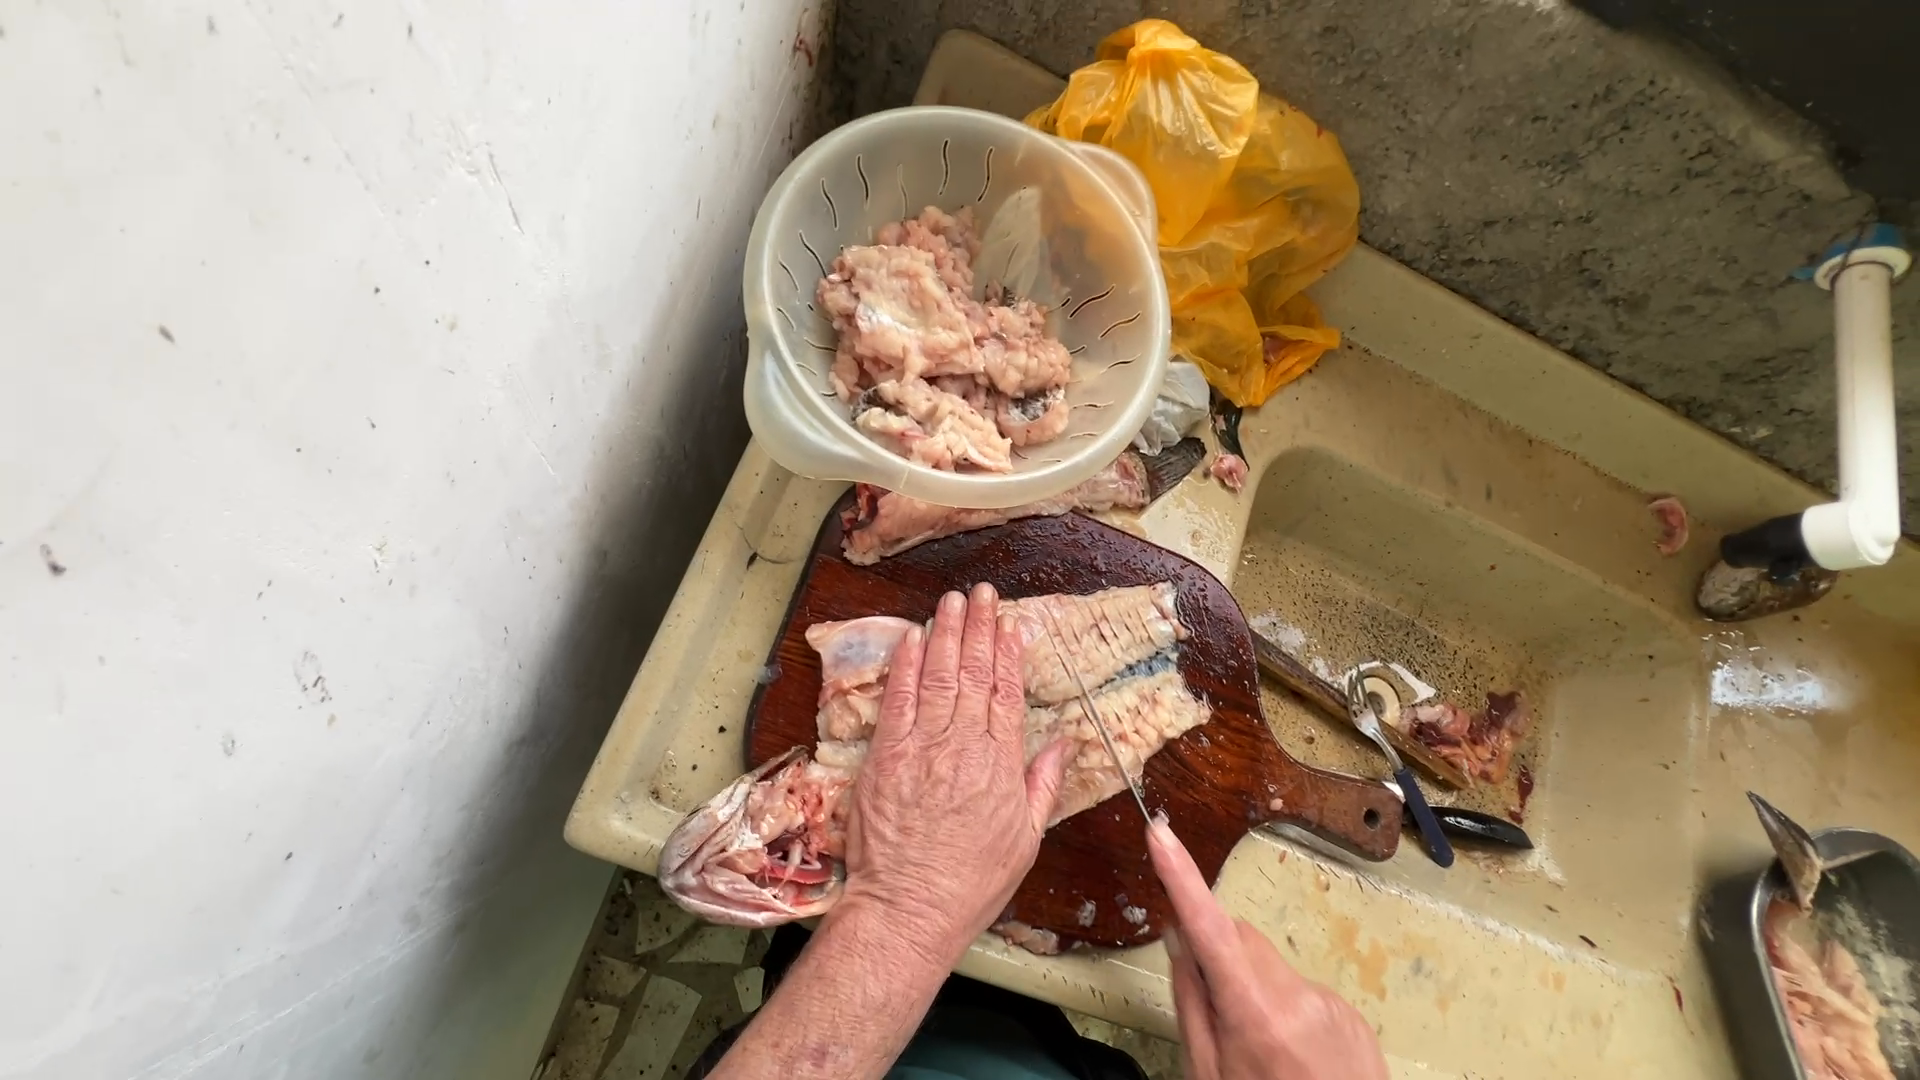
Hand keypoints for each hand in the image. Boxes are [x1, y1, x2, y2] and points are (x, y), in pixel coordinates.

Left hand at [839, 583, 1072, 967]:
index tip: (1011, 623)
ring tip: (952, 600)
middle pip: (973, 674)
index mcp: (1000, 763)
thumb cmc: (971, 881)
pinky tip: (911, 637)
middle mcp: (963, 745)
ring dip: (945, 634)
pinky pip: (897, 700)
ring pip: (937, 676)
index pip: (1006, 693)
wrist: (909, 909)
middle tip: (982, 593)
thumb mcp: (1025, 840)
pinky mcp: (886, 755)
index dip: (1009, 653)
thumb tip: (1062, 744)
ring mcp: (922, 746)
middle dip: (979, 628)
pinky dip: (904, 666)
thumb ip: (1041, 785)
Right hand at [1147, 819, 1389, 1079]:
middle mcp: (1297, 996)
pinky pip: (1300, 988)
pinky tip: (1293, 1052)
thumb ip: (1191, 1001)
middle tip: (1213, 1005)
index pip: (1208, 927)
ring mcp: (1331, 1003)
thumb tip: (1180, 936)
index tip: (1160, 831)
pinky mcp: (1352, 1015)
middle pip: (1239, 938)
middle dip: (1218, 952)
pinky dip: (1286, 1005)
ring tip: (1260, 1042)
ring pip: (1268, 962)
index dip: (1180, 875)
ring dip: (1252, 982)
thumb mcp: (1206, 1073)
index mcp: (1254, 1014)